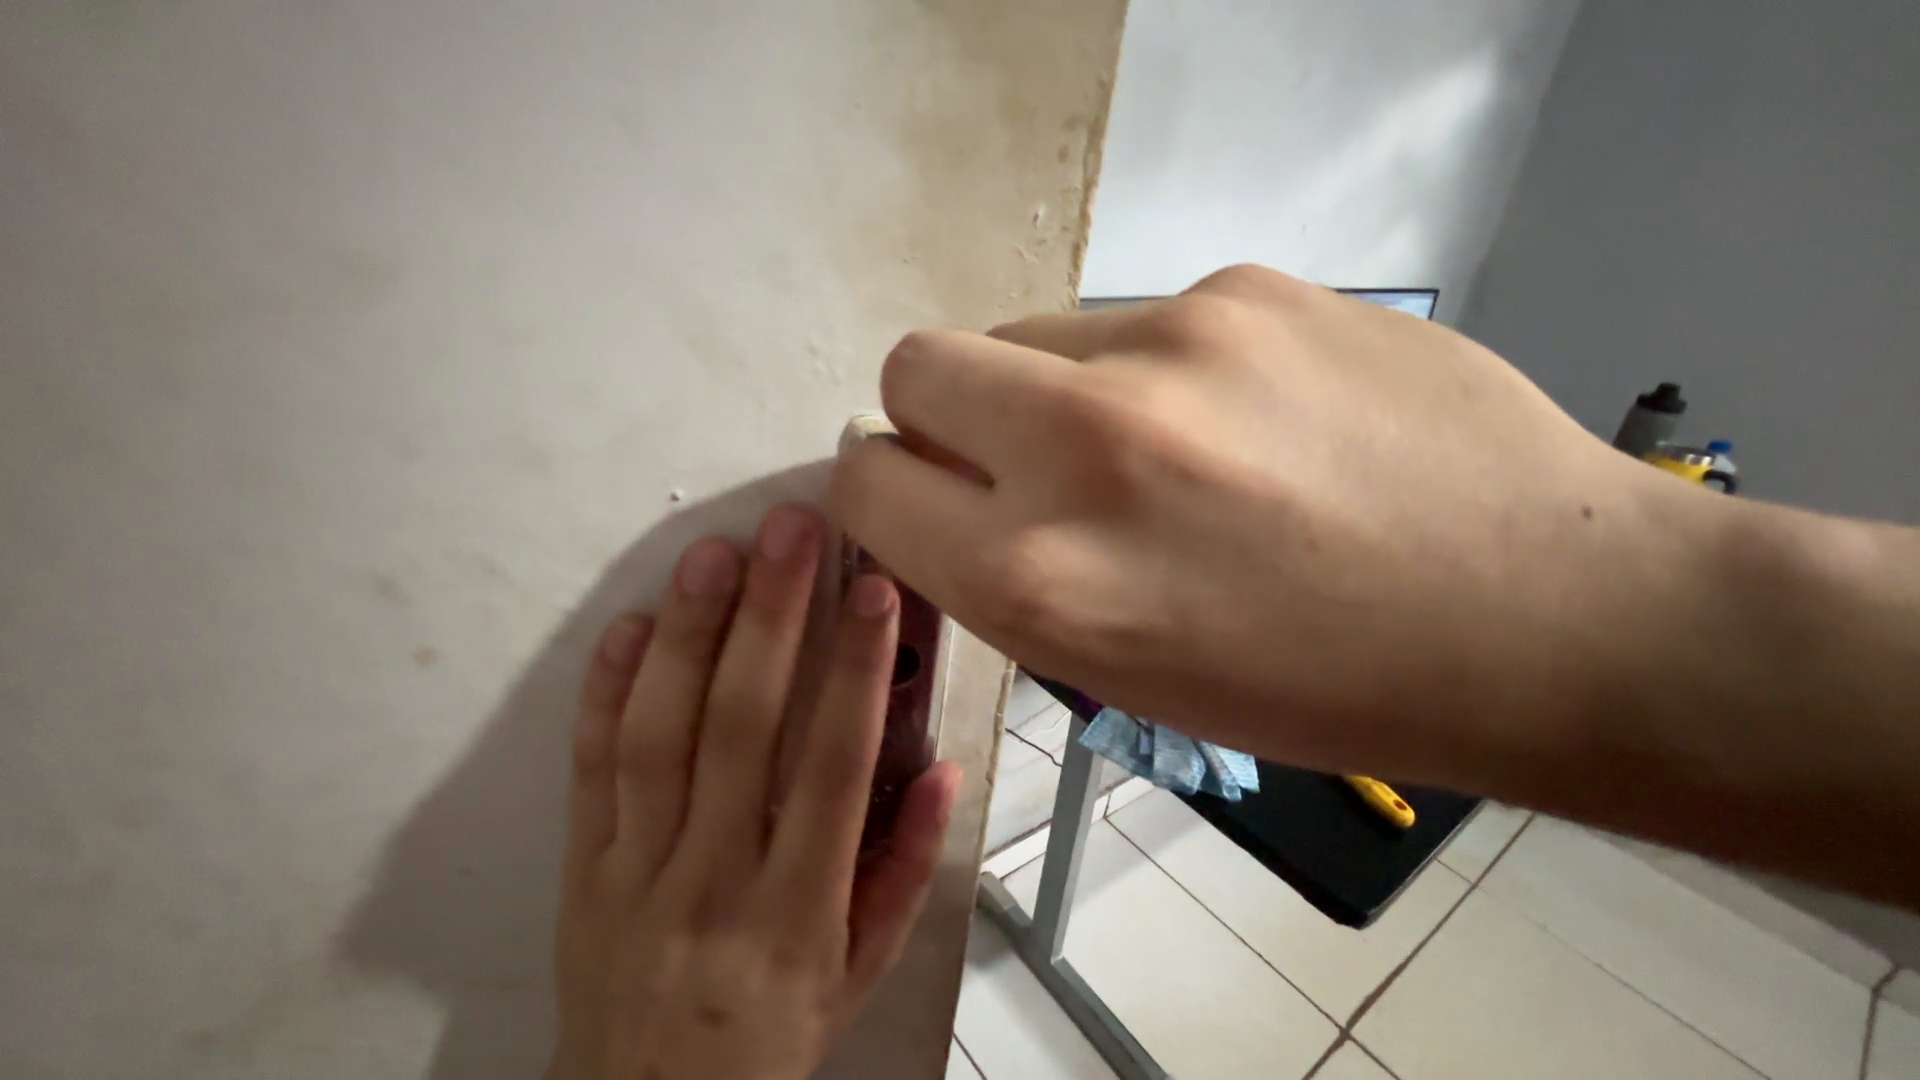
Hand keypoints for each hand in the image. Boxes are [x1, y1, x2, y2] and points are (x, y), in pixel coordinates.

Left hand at [549, 505, 962, 1079]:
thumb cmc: (775, 1036)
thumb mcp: (863, 975)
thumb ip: (906, 872)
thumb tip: (943, 770)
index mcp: (797, 910)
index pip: (834, 769)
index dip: (855, 673)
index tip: (873, 590)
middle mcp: (713, 878)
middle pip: (742, 729)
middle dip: (771, 618)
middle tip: (791, 529)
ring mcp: (634, 870)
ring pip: (659, 736)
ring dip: (690, 635)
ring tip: (716, 552)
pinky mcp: (578, 870)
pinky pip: (589, 772)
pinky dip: (605, 692)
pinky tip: (631, 623)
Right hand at [829, 265, 1700, 786]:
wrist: (1540, 613)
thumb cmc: (1310, 686)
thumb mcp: (1122, 675)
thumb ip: (1005, 577)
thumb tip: (940, 498)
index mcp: (1042, 580)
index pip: (866, 484)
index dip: (881, 493)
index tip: (922, 501)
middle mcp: (1084, 446)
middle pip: (914, 364)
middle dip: (938, 414)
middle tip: (1016, 457)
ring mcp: (1173, 344)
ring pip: (1028, 333)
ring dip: (1054, 390)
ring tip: (1160, 448)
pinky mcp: (1248, 285)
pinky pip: (1137, 319)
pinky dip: (1154, 367)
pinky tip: (1245, 419)